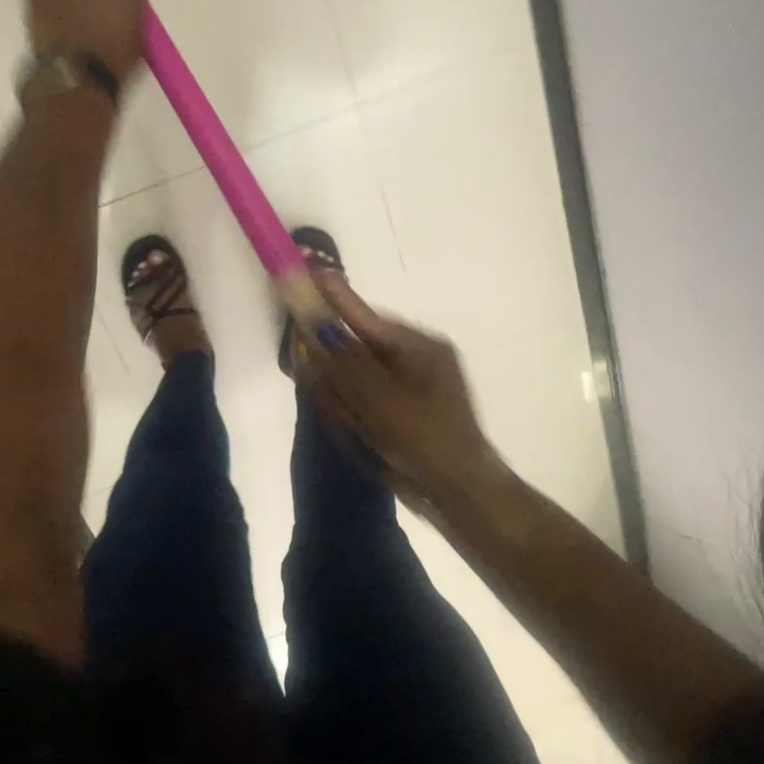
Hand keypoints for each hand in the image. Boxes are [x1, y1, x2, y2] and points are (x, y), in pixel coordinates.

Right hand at [300, 271, 503, 508]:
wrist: (458, 495)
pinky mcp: (393, 413)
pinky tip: (361, 434)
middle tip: (331, 393)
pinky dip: (349, 417)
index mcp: (416, 346)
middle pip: (349, 351)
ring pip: (348, 380)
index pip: (362, 315)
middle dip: (334, 374)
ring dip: (342, 402)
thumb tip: (313, 323)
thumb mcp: (381, 399)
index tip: (304, 269)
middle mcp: (409, 360)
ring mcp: (402, 388)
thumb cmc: (427, 440)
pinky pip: (356, 403)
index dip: (331, 296)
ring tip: (359, 428)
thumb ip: (343, 361)